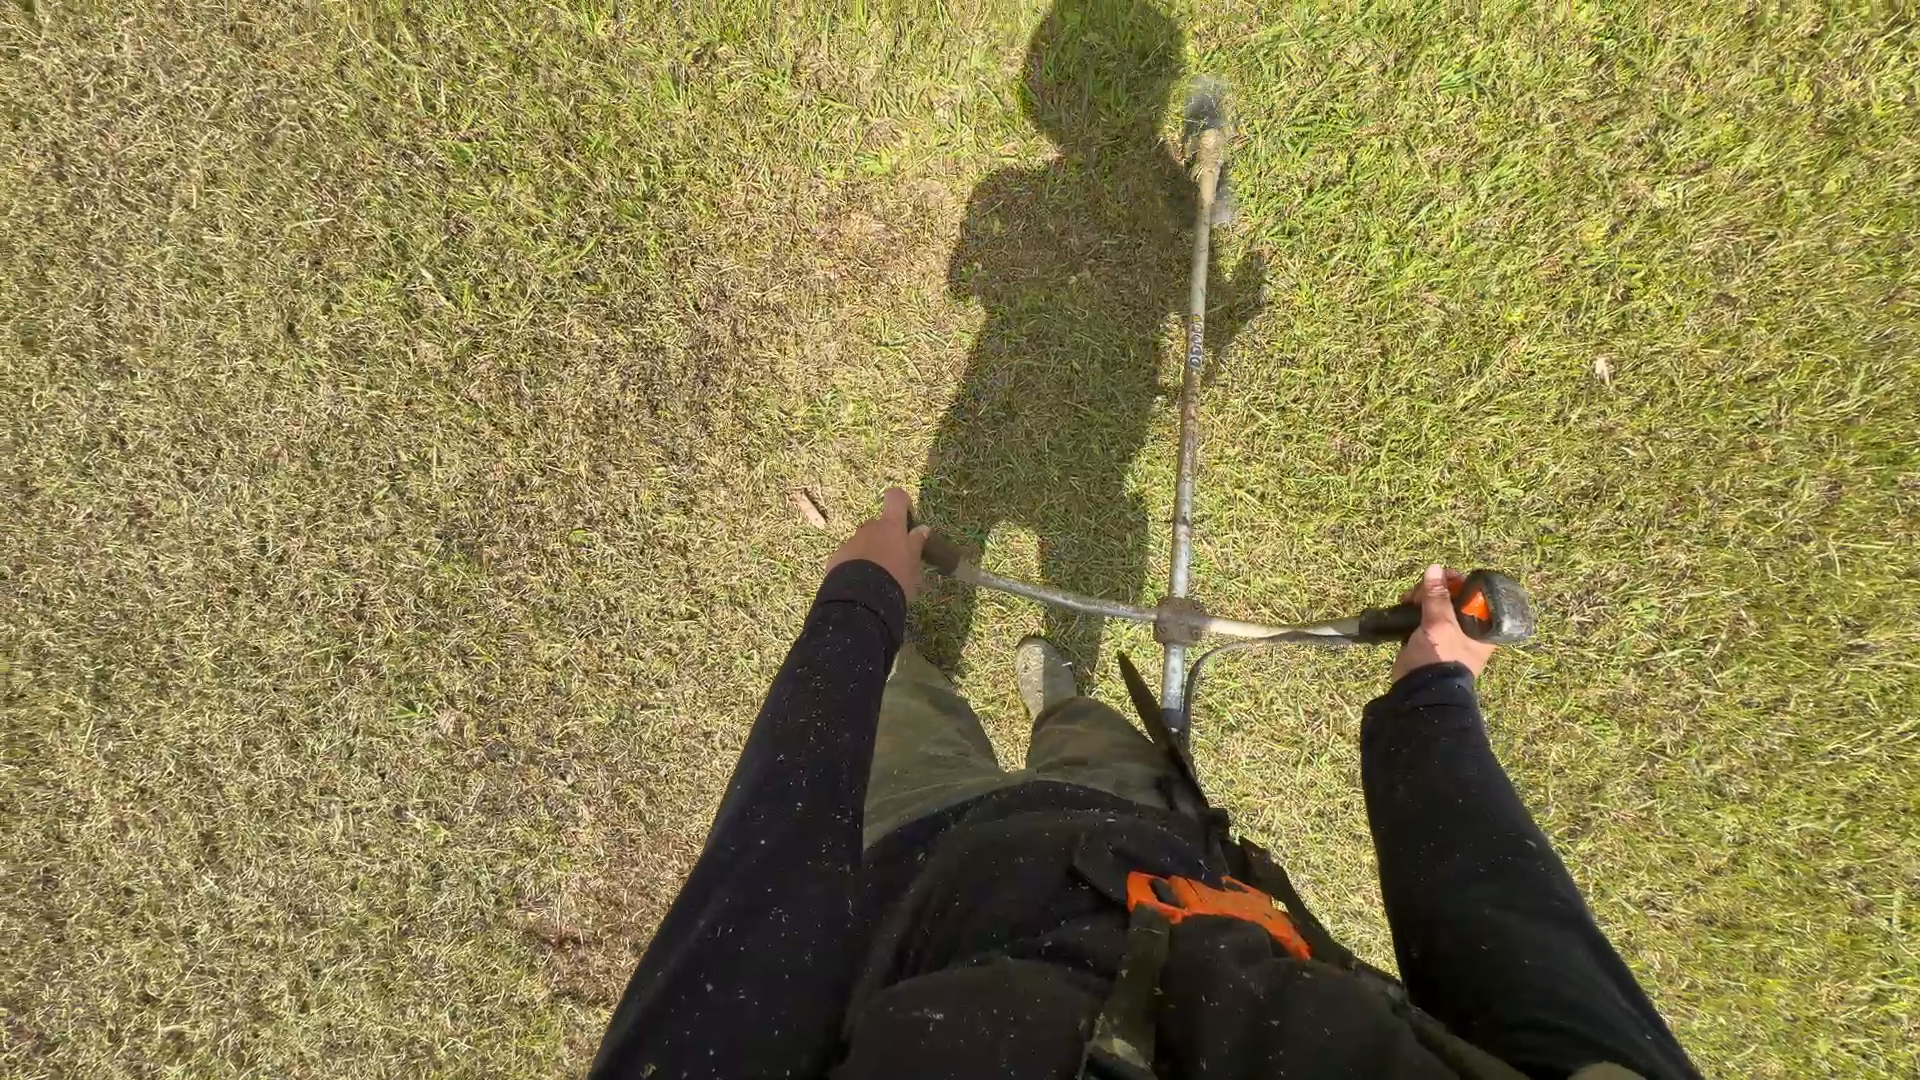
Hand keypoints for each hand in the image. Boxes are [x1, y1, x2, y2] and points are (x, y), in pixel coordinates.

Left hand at [825, 487, 929, 601]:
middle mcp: (869, 528)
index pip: (896, 497)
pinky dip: (856, 565)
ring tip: (878, 578)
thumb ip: (916, 543)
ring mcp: (851, 542)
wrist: (861, 600)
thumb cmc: (895, 578)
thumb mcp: (914, 563)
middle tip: (894, 561)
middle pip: (879, 524)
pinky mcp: (837, 557)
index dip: (903, 503)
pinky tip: (861, 584)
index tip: (908, 521)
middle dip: (886, 537)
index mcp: (891, 526)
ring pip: (864, 541)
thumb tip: (922, 528)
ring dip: (871, 553)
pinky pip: (850, 556)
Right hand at [1390, 564, 1496, 681]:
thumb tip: (1434, 568)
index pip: (1474, 593)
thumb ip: (1437, 596)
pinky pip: (1423, 615)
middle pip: (1453, 596)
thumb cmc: (1440, 656)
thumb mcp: (1440, 624)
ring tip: (1407, 601)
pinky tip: (1404, 606)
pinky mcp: (1429, 637)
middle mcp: (1468, 626)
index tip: (1438, 579)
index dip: (1456, 582)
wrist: (1421, 687)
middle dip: (1433, 590)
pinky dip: (1414, 608)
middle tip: (1417, 594)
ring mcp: (1448, 632)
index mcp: (1483, 625)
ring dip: (1420, 598)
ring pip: (1435, 604)